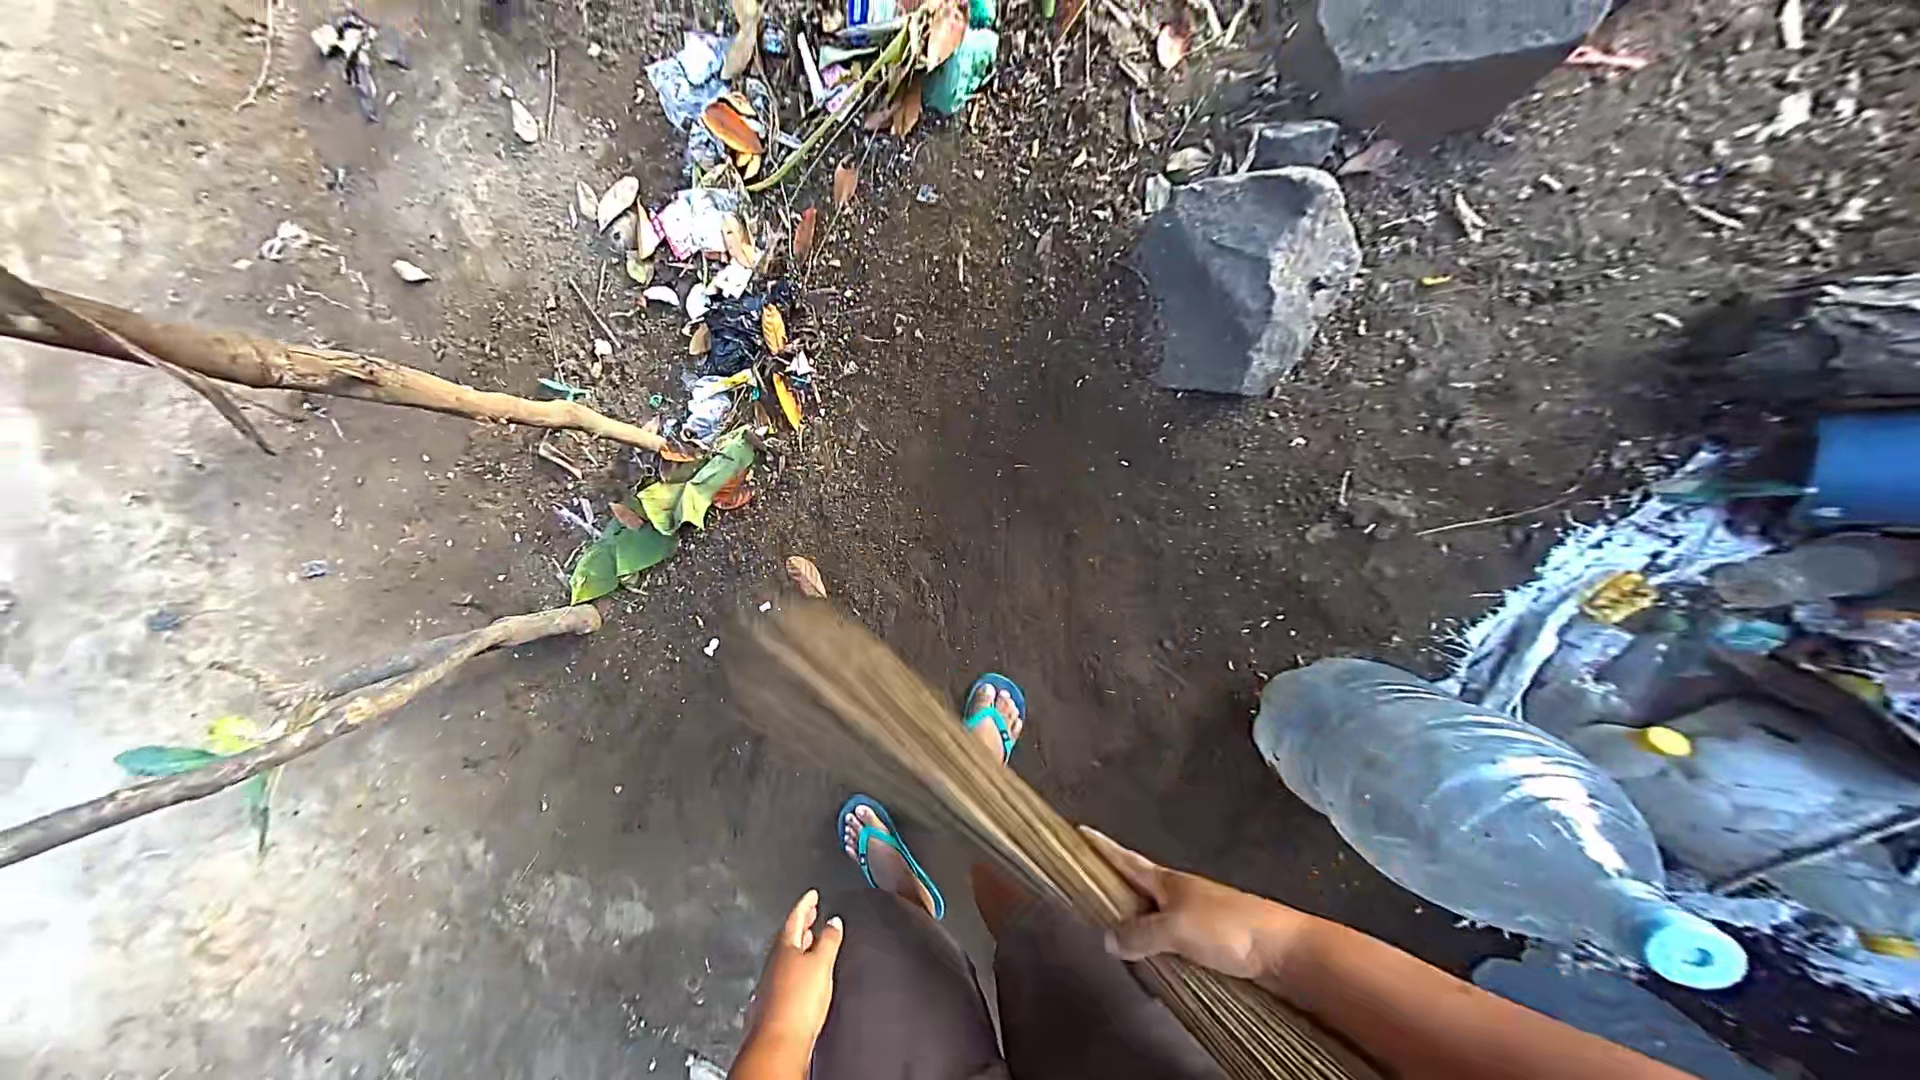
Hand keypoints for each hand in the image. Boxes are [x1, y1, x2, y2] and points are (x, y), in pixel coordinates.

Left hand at [744, 889, 844, 1052]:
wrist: (779, 1044)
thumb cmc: (798, 1002)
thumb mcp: (821, 963)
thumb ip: (829, 940)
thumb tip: (834, 922)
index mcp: (785, 946)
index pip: (795, 917)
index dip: (805, 904)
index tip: (812, 894)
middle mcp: (775, 961)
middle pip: (790, 935)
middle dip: (803, 922)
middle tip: (812, 912)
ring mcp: (772, 983)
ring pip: (788, 954)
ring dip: (801, 943)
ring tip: (812, 938)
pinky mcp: (774, 1002)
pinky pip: (787, 973)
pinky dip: (798, 965)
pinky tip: (805, 973)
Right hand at [1081, 827, 1307, 980]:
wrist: (1283, 950)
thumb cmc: (1226, 927)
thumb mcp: (1175, 928)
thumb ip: (1139, 934)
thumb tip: (1106, 938)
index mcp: (1166, 880)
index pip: (1126, 859)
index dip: (1103, 846)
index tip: (1080, 830)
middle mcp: (1176, 892)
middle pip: (1137, 884)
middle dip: (1113, 882)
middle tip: (1088, 885)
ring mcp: (1194, 914)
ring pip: (1152, 911)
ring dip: (1133, 916)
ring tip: (1112, 928)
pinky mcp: (1208, 939)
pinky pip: (1168, 935)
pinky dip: (1153, 941)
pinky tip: (1149, 956)